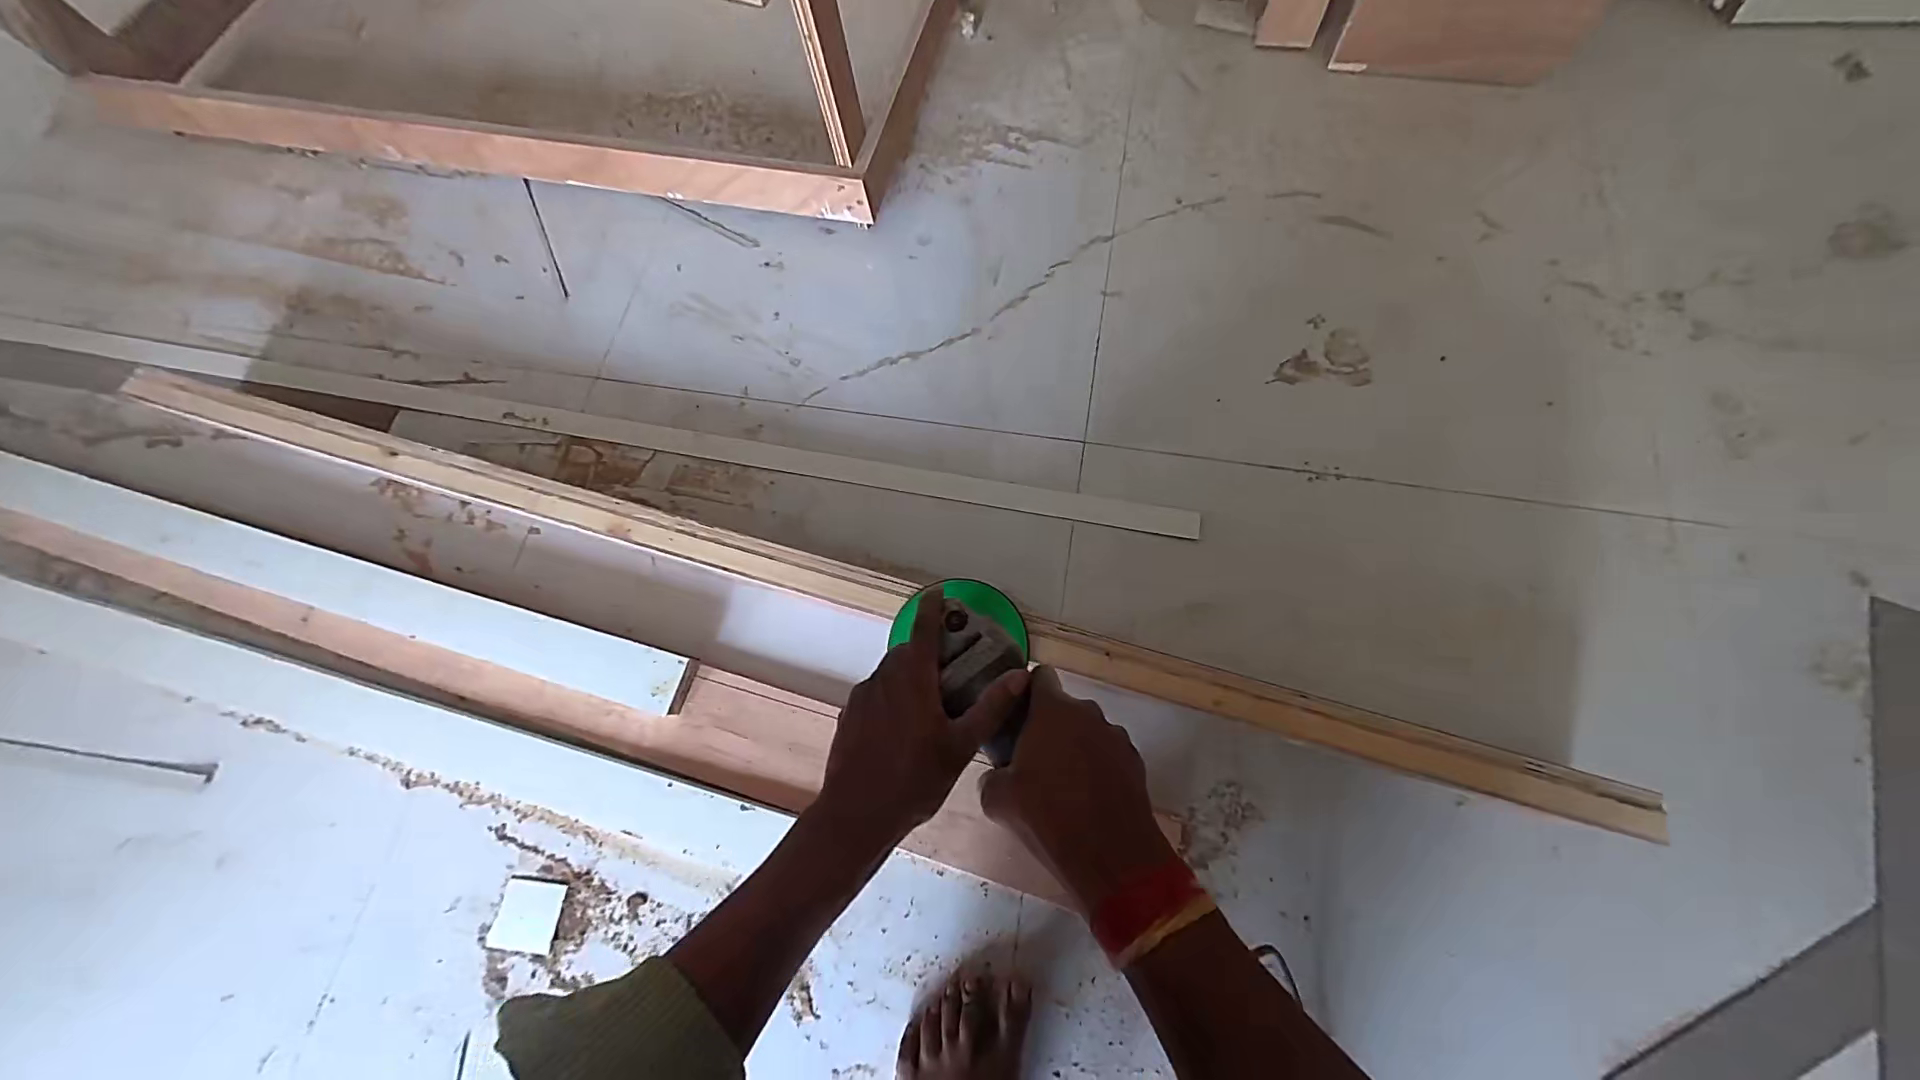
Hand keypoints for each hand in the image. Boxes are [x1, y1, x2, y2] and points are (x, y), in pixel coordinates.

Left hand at [814, 584, 1030, 849]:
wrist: (856, 813)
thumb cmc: (914, 778)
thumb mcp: (961, 746)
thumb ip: (990, 708)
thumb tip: (1019, 677)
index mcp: (911, 678)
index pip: (924, 630)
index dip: (933, 609)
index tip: (940, 594)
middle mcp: (883, 678)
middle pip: (907, 652)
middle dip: (927, 652)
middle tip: (951, 670)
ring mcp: (862, 697)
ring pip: (890, 673)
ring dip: (910, 676)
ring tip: (931, 705)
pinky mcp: (849, 715)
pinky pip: (876, 694)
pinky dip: (892, 696)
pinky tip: (904, 728)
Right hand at [978, 667, 1178, 912]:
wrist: (1111, 856)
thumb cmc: (1047, 816)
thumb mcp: (997, 798)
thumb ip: (992, 776)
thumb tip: (999, 775)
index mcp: (1052, 710)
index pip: (1040, 676)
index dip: (1027, 691)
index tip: (1017, 715)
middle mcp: (1087, 713)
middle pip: (1064, 708)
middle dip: (1049, 727)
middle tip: (1032, 760)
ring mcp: (1116, 736)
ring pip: (1087, 732)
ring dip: (1075, 748)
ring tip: (1062, 786)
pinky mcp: (1135, 762)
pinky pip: (1108, 755)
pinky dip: (1098, 768)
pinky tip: (1088, 800)